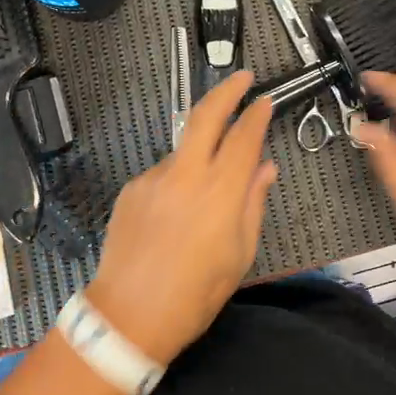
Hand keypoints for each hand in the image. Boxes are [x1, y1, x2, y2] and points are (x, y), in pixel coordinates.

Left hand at [84, 73, 276, 365]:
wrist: (129, 316)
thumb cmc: (197, 294)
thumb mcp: (240, 254)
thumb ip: (253, 203)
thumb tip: (265, 168)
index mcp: (220, 192)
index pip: (243, 137)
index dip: (257, 114)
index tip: (266, 100)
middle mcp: (185, 174)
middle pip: (205, 115)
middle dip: (227, 90)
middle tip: (243, 78)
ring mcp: (153, 178)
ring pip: (184, 148)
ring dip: (200, 152)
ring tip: (206, 194)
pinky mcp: (131, 189)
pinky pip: (163, 173)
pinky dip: (178, 179)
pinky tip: (177, 214)